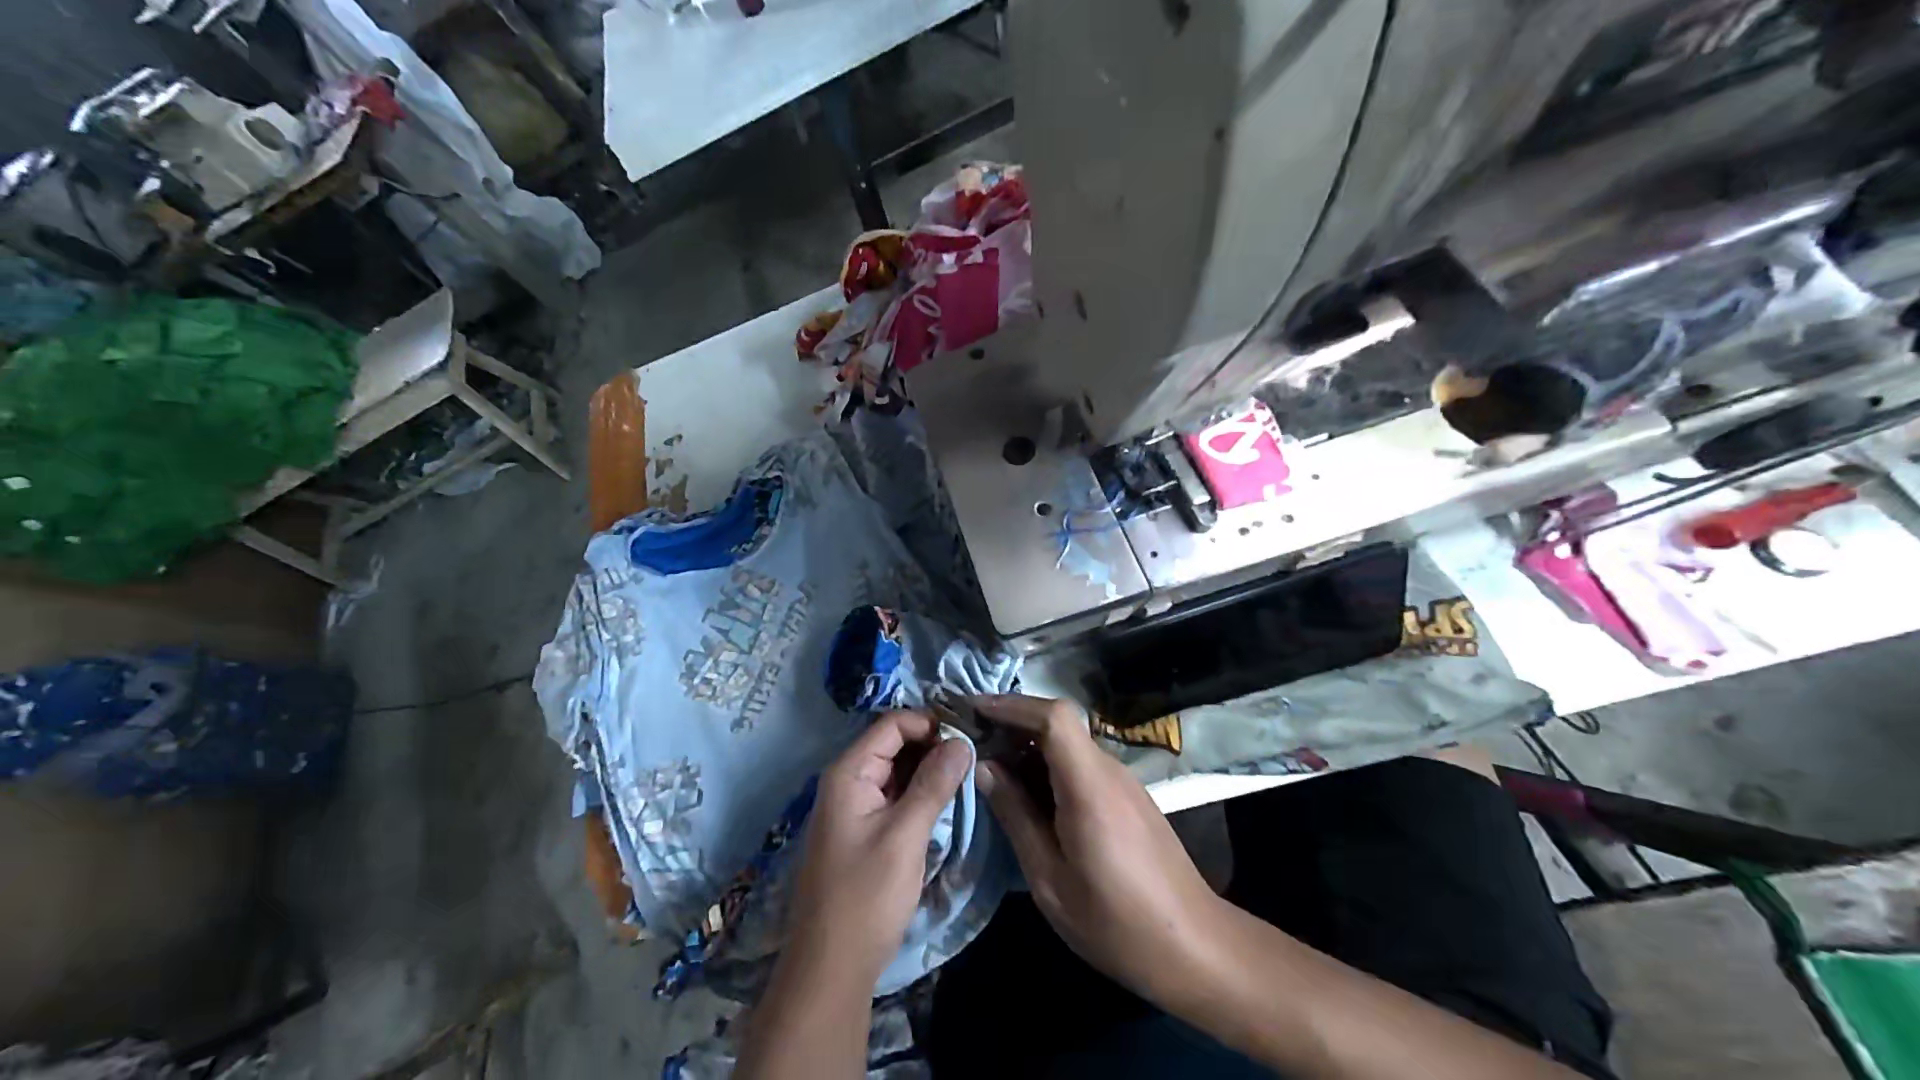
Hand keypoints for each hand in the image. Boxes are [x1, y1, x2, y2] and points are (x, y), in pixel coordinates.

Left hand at [786, 709, 972, 989]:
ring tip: (969, 775)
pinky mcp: (863, 831)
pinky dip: (919, 793)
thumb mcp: (905, 835)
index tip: (970, 736)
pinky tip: (946, 801)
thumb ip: (934, 784)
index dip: (930, 724)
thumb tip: (962, 741)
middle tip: (976, 756)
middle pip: (894, 744)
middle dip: (933, 745)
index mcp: (849, 773)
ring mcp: (854, 807)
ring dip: (929, 770)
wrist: (830, 967)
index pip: (893, 724)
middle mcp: (848, 781)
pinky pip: (894, 796)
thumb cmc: (866, 896)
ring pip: (897, 771)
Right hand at [970, 694, 1223, 1004]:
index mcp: (1089, 786)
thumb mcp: (1049, 878)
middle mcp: (1109, 771)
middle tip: (969, 742)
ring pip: (1069, 744)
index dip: (1011, 705)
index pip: (1054, 717)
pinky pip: (1081, 765)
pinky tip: (1028, 794)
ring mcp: (1123, 782)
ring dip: (1029, 747)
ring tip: (990, 769)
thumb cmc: (1113, 921)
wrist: (1191, 946)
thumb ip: (1016, 816)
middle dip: (1012, 724)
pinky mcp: (1128, 797)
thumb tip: (985, 768)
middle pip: (1059, 724)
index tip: (972, 710)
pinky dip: (1048, 766)